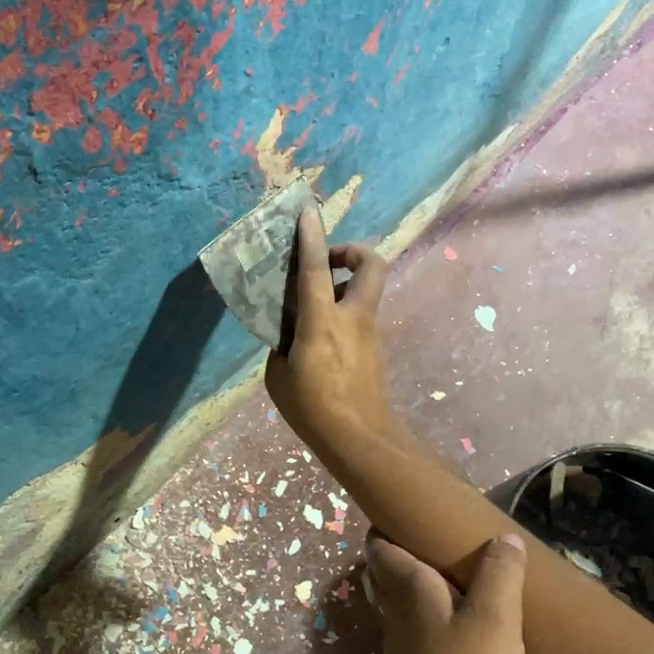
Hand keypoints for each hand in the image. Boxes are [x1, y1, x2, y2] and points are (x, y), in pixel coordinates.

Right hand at [264, 206, 397, 466]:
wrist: (361, 440)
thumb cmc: (312, 408)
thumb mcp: (279, 375)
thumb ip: (282, 343)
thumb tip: (289, 331)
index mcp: (323, 321)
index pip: (316, 269)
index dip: (311, 237)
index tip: (307, 213)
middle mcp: (353, 318)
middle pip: (371, 265)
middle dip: (351, 251)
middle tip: (324, 261)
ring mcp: (370, 332)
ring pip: (364, 291)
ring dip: (341, 287)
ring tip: (308, 308)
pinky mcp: (375, 349)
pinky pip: (358, 317)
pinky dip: (340, 315)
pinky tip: (317, 342)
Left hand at [367, 533, 527, 653]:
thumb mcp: (495, 621)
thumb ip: (499, 576)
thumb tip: (503, 537)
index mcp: (409, 589)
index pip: (380, 547)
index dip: (386, 528)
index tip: (407, 513)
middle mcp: (395, 613)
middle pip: (390, 574)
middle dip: (406, 556)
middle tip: (441, 544)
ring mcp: (400, 647)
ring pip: (403, 604)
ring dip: (422, 590)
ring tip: (458, 582)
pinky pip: (417, 632)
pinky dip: (433, 620)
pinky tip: (460, 631)